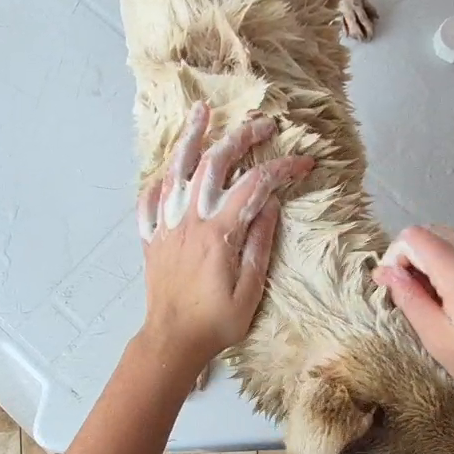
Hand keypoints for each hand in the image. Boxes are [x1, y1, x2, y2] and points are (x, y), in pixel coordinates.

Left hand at [136, 103, 313, 365]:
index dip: (282, 170)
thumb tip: (271, 207)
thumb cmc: (215, 324)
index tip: (304, 164)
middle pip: (214, 165)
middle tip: (262, 124)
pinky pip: (149, 202)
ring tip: (201, 112)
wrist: (171, 341)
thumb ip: (259, 246)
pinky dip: (158, 181)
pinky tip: (167, 169)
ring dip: (191, 139)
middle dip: (240, 137)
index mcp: (218, 234)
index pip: (255, 187)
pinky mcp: (152, 240)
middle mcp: (190, 221)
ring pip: (177, 172)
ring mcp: (167, 227)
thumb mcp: (249, 291)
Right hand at [372, 225, 453, 416]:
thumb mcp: (437, 339)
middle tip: (412, 294)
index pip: (415, 238)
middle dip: (413, 257)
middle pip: (433, 232)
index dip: (396, 257)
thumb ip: (409, 298)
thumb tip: (382, 271)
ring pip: (452, 238)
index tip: (395, 287)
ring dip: (433, 259)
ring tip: (435, 298)